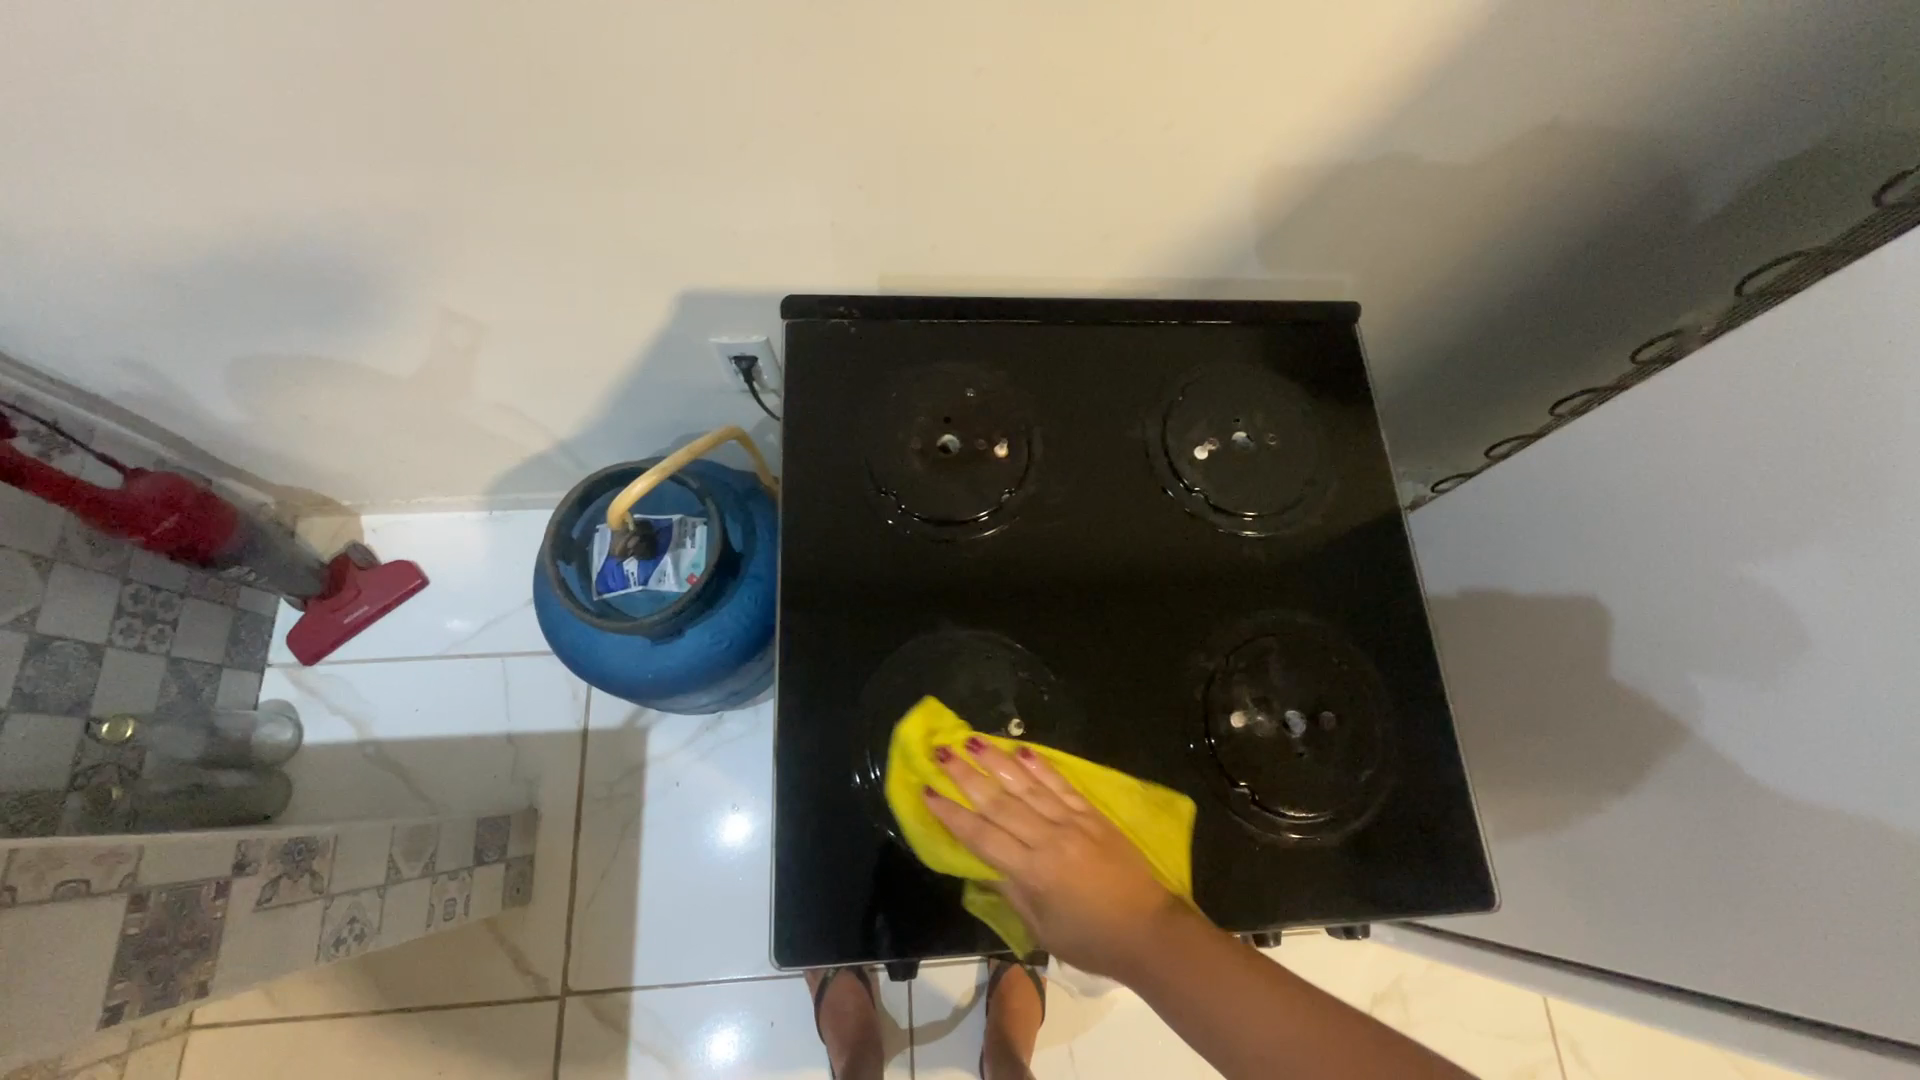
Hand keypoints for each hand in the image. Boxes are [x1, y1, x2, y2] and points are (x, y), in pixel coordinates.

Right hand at [924, 738, 1193, 978]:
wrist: (1149, 930)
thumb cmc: (1091, 940)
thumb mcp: (1042, 929)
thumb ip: (1012, 892)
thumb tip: (986, 865)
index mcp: (1032, 871)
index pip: (981, 836)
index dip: (951, 814)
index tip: (927, 792)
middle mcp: (1048, 838)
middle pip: (999, 802)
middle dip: (966, 777)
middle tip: (941, 753)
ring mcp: (1072, 822)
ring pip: (1027, 786)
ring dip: (997, 762)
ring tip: (972, 740)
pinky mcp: (1092, 814)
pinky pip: (1061, 785)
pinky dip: (1040, 766)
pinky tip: (1021, 750)